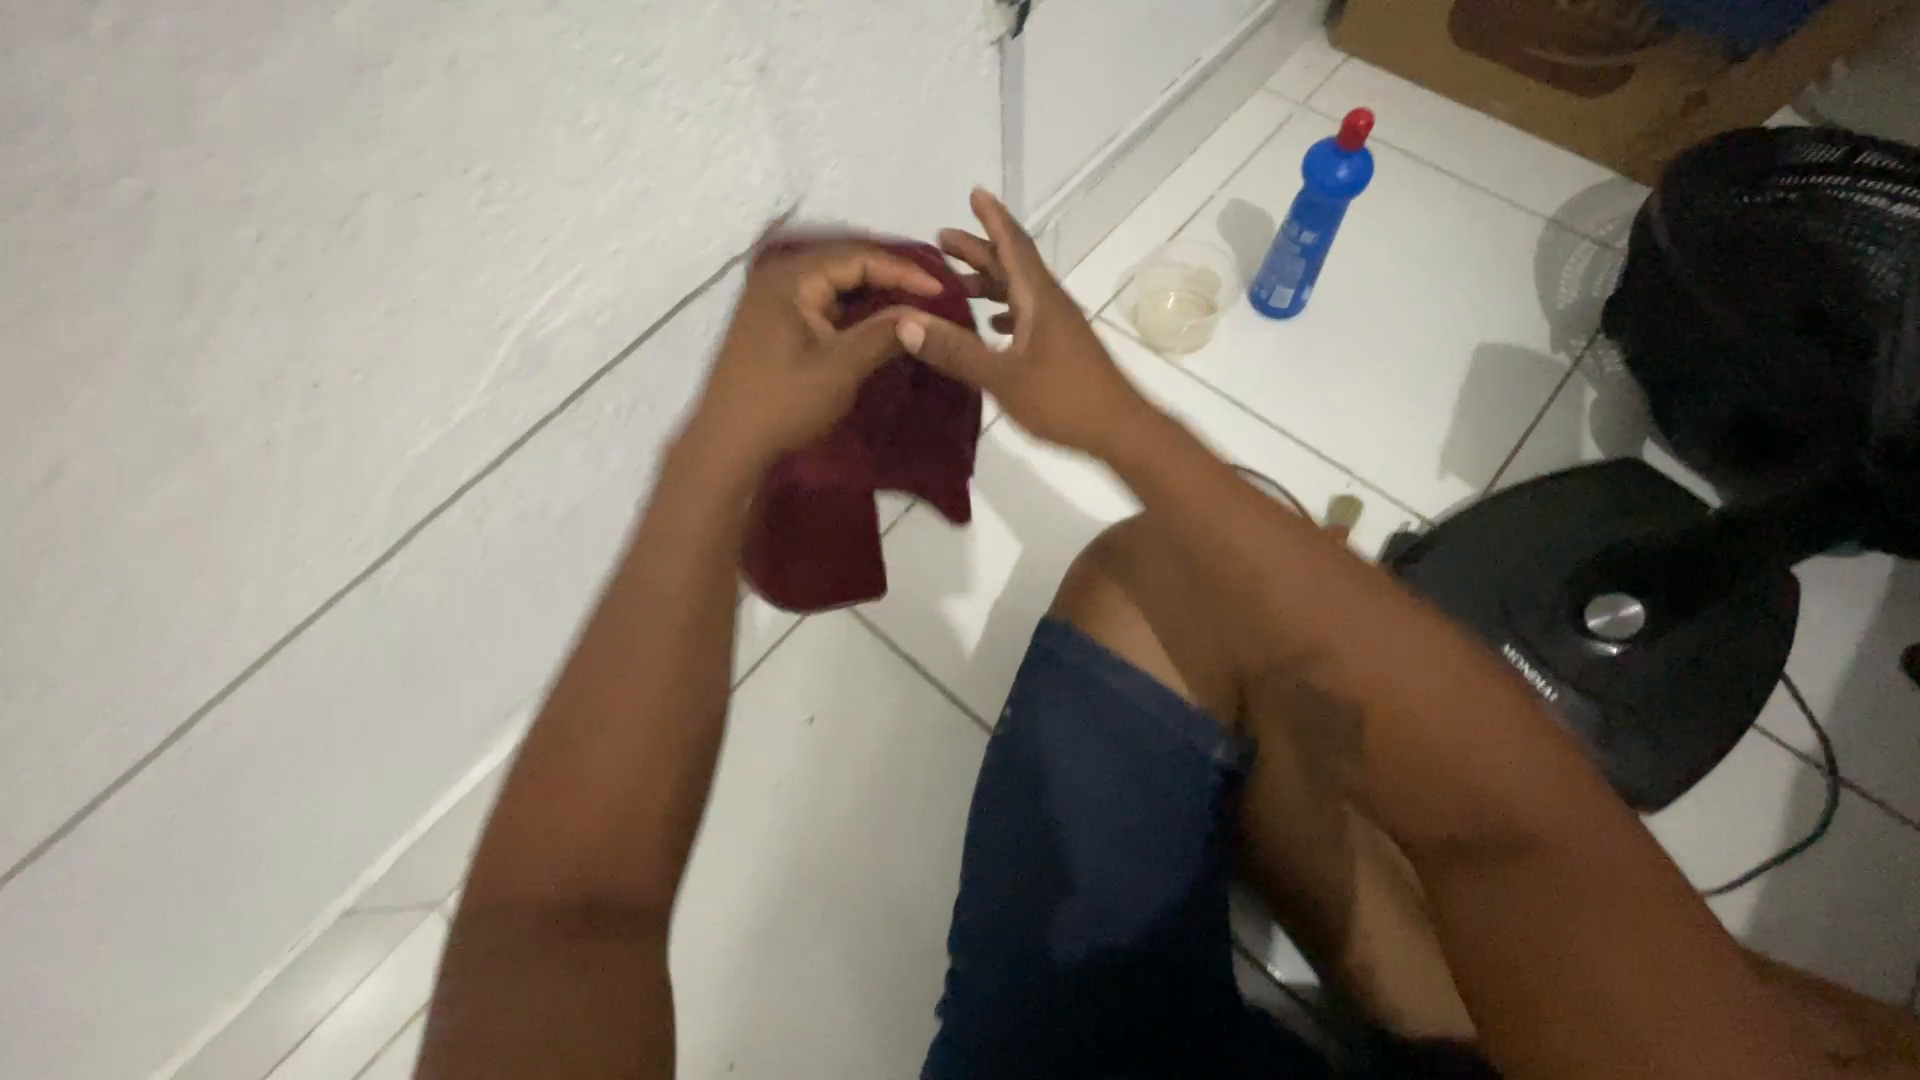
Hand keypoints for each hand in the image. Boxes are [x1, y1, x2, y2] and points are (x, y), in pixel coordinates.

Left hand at [687, 242, 942, 469]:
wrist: (728, 446)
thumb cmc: (783, 404)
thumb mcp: (840, 368)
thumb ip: (883, 333)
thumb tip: (925, 313)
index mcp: (790, 278)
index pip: (857, 256)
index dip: (903, 270)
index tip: (942, 290)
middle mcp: (777, 277)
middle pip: (844, 263)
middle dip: (889, 276)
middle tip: (931, 292)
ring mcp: (771, 301)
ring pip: (833, 284)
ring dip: (872, 293)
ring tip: (912, 304)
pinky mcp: (772, 324)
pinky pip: (821, 303)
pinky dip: (852, 310)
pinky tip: (877, 324)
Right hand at [891, 189, 1155, 458]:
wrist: (1120, 430)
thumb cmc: (1064, 400)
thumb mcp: (1003, 377)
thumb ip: (956, 351)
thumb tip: (906, 324)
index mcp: (1038, 300)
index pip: (1013, 246)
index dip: (992, 219)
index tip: (974, 194)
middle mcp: (1050, 304)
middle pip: (1013, 265)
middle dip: (979, 249)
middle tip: (943, 240)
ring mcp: (1059, 327)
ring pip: (1019, 291)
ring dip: (990, 282)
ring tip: (958, 284)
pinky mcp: (1062, 348)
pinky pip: (1028, 316)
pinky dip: (1005, 311)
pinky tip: (992, 326)